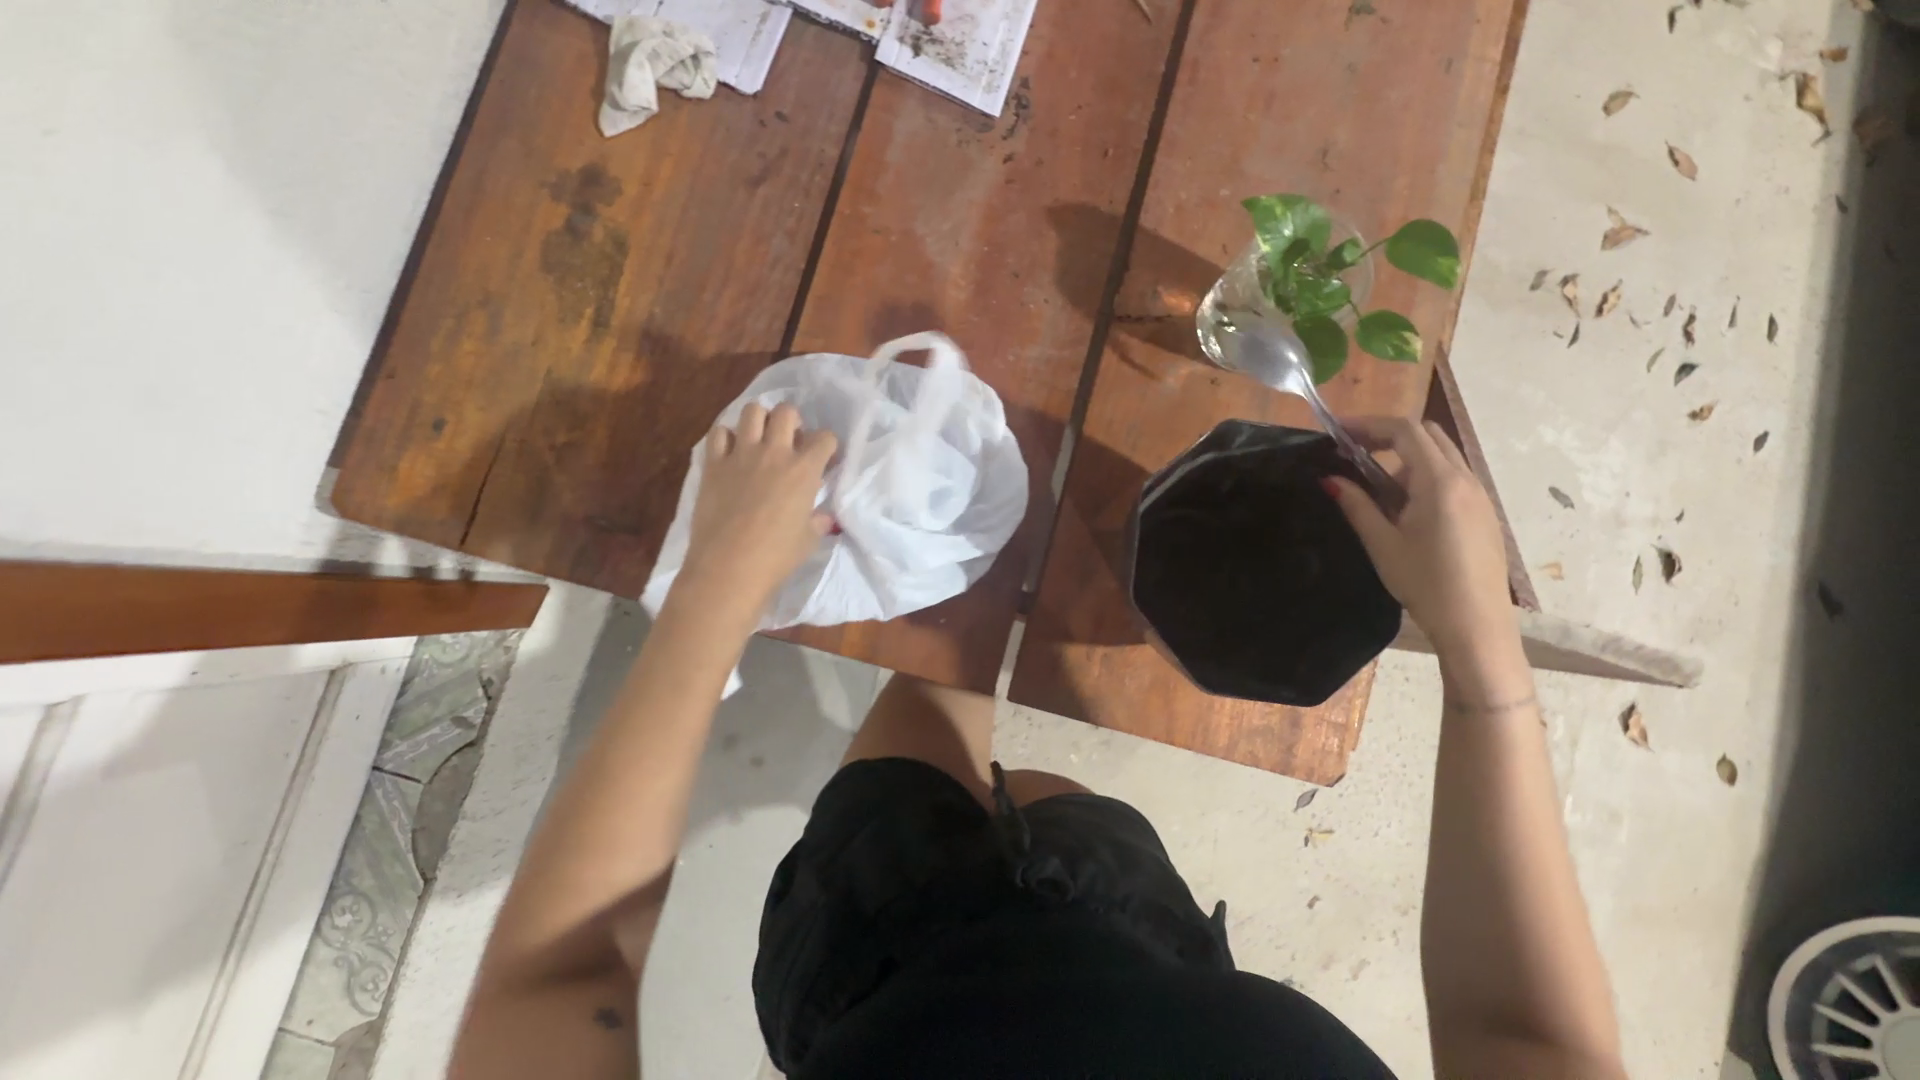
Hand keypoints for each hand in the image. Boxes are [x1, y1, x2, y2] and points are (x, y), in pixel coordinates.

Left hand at [677, 403, 836, 615]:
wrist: (728, 567)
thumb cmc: (776, 557)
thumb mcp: (808, 540)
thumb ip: (817, 520)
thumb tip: (821, 516)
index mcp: (804, 470)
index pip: (825, 438)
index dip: (828, 445)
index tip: (825, 458)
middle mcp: (774, 453)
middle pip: (787, 412)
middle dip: (793, 421)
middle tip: (790, 440)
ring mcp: (741, 455)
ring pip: (752, 411)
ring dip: (760, 420)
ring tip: (760, 438)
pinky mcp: (713, 464)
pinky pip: (719, 433)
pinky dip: (727, 437)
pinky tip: (731, 452)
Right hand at [1324, 417, 1515, 657]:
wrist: (1476, 624)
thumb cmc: (1424, 584)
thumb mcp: (1382, 544)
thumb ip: (1356, 505)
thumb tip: (1329, 479)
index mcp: (1439, 482)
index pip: (1405, 431)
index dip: (1369, 425)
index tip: (1338, 432)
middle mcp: (1465, 479)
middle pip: (1428, 435)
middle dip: (1388, 435)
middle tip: (1353, 451)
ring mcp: (1479, 495)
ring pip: (1441, 456)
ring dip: (1406, 458)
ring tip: (1374, 487)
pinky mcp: (1483, 513)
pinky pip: (1452, 478)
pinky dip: (1424, 476)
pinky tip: (1404, 508)